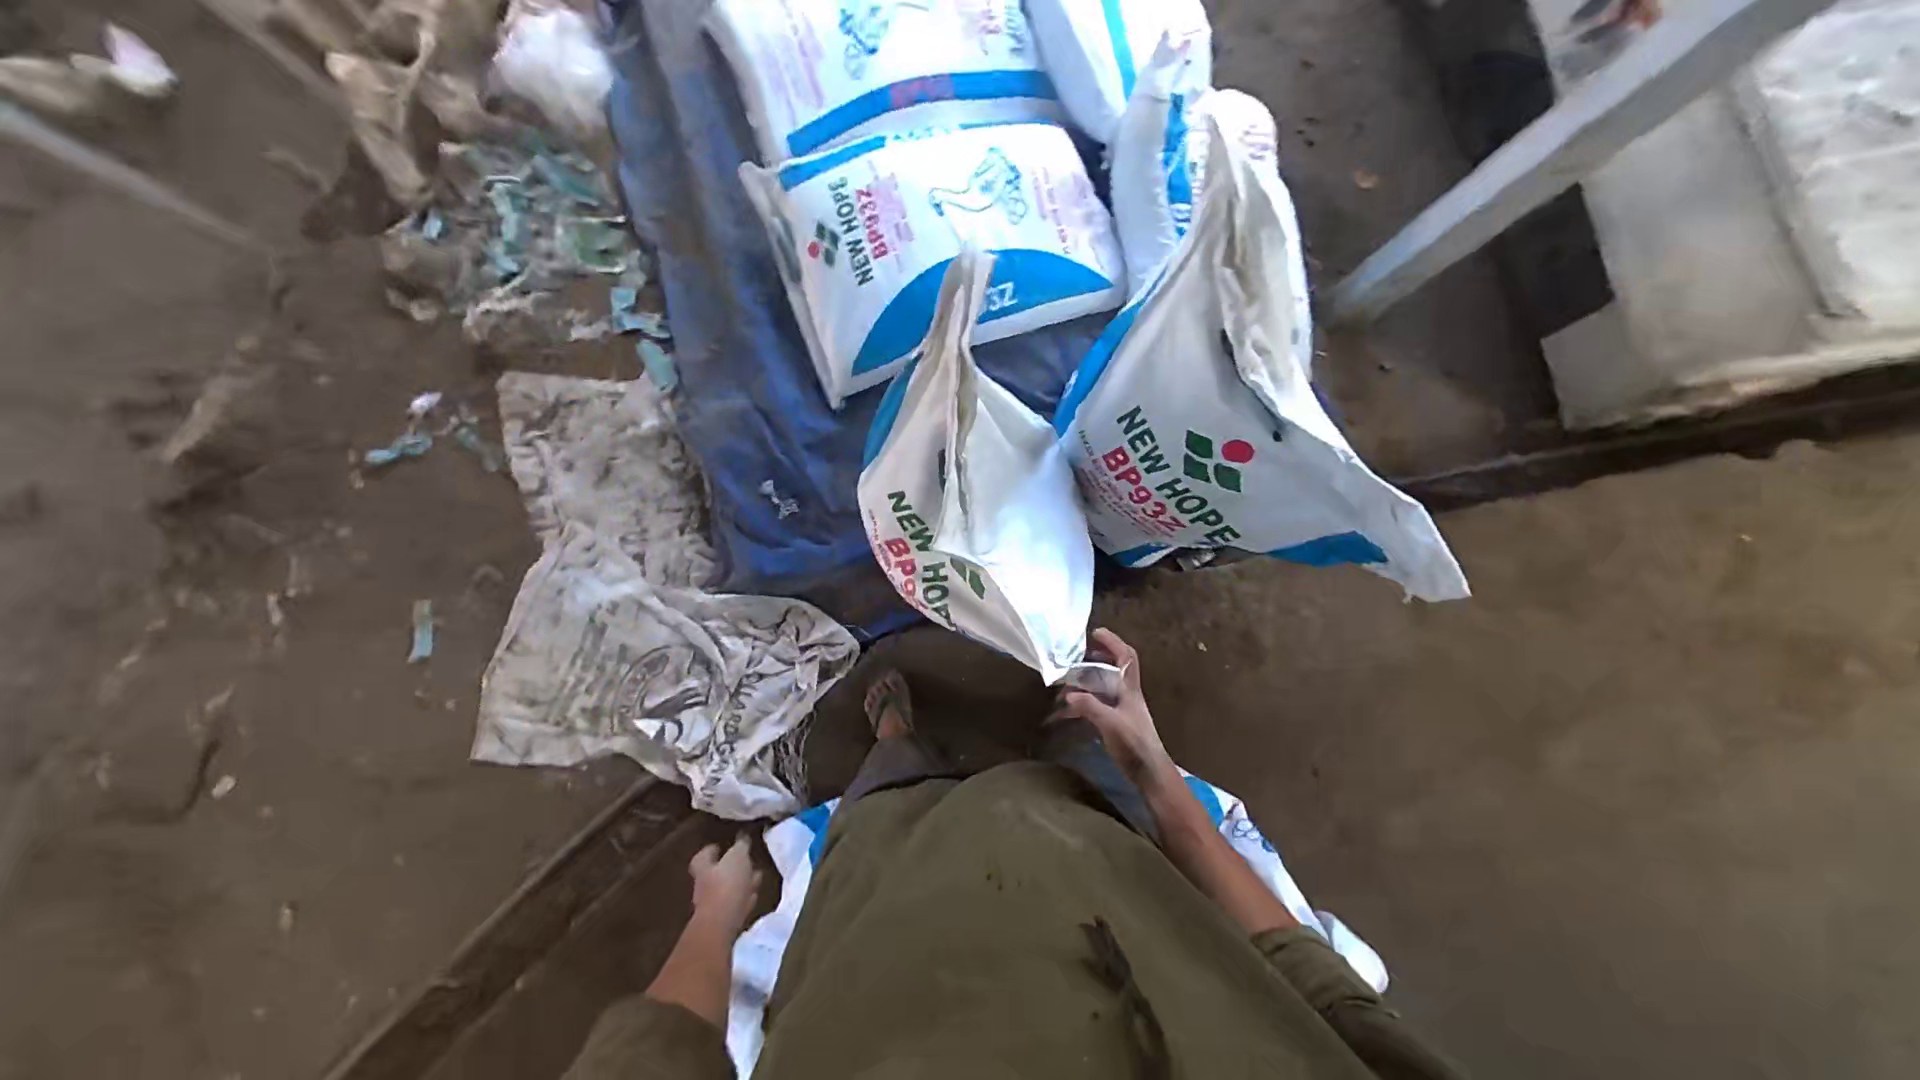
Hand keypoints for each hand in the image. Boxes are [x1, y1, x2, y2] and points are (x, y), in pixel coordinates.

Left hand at [688, 833, 762, 935]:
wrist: (723, 923)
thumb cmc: (727, 884)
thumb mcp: (738, 857)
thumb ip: (741, 846)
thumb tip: (743, 836)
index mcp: (704, 868)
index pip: (703, 856)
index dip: (711, 850)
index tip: (720, 846)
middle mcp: (704, 885)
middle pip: (717, 874)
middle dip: (731, 868)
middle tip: (746, 861)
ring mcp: (714, 904)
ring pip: (729, 889)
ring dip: (741, 883)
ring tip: (756, 876)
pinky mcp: (725, 919)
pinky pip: (736, 904)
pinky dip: (744, 898)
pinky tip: (753, 895)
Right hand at [1060, 628, 1174, 788]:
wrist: (1150, 773)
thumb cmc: (1135, 745)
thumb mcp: (1111, 724)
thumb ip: (1090, 707)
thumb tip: (1069, 694)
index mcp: (1129, 689)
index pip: (1126, 656)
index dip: (1113, 641)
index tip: (1095, 633)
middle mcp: (1126, 695)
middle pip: (1112, 668)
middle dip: (1094, 659)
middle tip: (1073, 657)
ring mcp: (1121, 709)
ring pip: (1103, 686)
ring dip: (1085, 682)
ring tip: (1065, 683)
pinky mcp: (1116, 723)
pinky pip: (1096, 704)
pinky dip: (1082, 702)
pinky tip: (1067, 709)